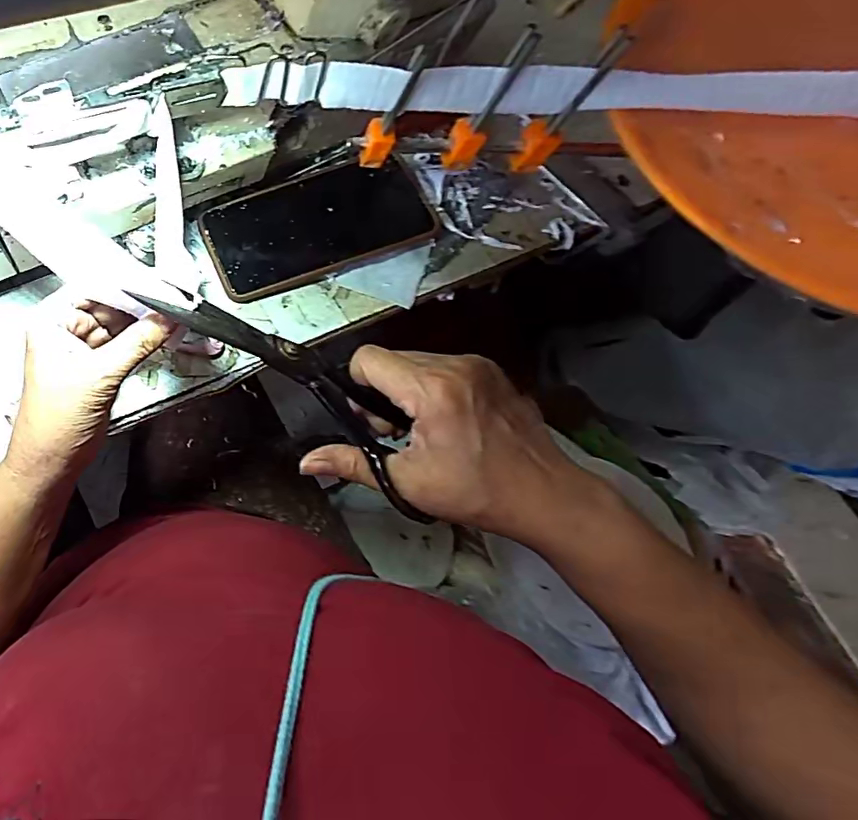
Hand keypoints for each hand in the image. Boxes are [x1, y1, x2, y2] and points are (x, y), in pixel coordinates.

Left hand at [6, 294, 174, 480]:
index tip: (154, 284)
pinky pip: (121, 344)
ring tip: (169, 316)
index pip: (90, 287)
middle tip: (169, 301)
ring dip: (142, 323)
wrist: (51, 463)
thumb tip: (165, 319)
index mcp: (49, 322)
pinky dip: (140, 341)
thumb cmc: (51, 424)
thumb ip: (137, 343)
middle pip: (106, 304)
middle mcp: (61, 330)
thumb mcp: (99, 376)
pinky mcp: (94, 366)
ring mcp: (78, 348)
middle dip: (138, 304)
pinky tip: (158, 335)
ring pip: (117, 324)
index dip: (123, 284)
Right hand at [300, 347, 609, 547]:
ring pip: (414, 361)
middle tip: (397, 433)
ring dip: (406, 389)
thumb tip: (308, 462)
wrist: (549, 498)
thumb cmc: (481, 493)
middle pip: (390, 360)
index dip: (358, 386)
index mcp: (432, 390)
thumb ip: (350, 463)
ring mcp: (477, 366)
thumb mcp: (407, 482)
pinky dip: (432, 387)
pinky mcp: (491, 371)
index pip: (368, 359)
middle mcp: (455, 366)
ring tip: (423, 429)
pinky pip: (442, 365)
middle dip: (382, 391)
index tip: (372, 420)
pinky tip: (447, 422)